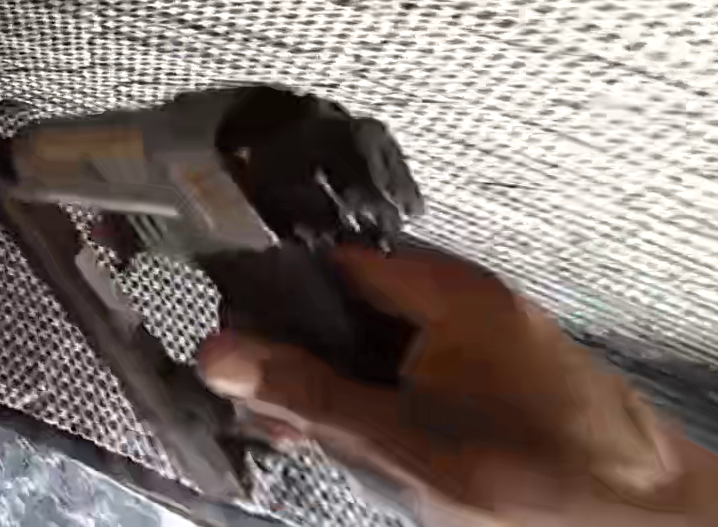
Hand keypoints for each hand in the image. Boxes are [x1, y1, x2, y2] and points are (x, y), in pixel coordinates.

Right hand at [198, 246, 706, 525]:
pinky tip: (330, 434)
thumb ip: (304, 395)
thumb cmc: (555, 498)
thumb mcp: (412, 448)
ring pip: (360, 342)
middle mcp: (454, 298)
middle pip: (334, 303)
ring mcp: (473, 340)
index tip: (229, 339)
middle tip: (252, 395)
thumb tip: (205, 354)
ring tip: (282, 423)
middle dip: (287, 351)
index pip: (317, 262)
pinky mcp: (485, 380)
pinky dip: (359, 397)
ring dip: (318, 381)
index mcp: (444, 287)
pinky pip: (395, 370)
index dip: (263, 295)